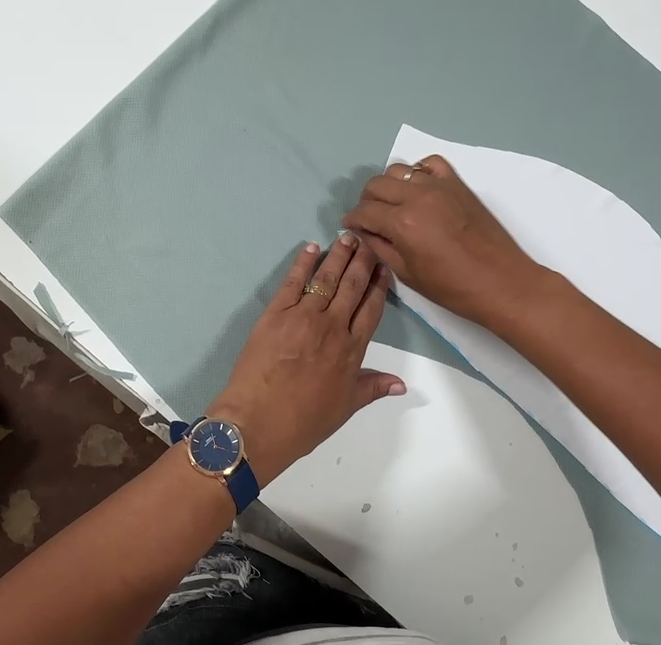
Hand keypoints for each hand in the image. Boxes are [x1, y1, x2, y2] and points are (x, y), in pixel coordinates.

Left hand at [207, 235, 405, 485]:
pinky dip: (303, 263)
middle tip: (368, 242)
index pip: (371, 309)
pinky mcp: (276, 313)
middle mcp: (332, 327)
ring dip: (338, 256)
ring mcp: (303, 316)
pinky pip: (293, 282)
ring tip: (347, 237)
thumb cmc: (303, 421)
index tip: (384, 268)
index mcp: (351, 350)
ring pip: (326, 279)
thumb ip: (371, 388)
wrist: (259, 422)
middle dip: (362, 262)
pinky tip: (311, 248)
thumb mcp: (344, 408)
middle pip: (352, 287)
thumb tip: (401, 384)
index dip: (379, 286)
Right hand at [341, 156, 562, 327]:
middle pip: (376, 185)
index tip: (350, 226)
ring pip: (398, 170)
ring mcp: (439, 186)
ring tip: (394, 204)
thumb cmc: (454, 288)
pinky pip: (430, 164)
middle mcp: (417, 197)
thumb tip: (363, 232)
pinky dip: (418, 172)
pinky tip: (419, 190)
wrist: (503, 283)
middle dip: (367, 202)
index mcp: (402, 222)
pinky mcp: (458, 184)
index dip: (353, 220)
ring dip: (389, 186)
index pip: (364, 211)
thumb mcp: (408, 274)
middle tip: (371, 219)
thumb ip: (380, 247)